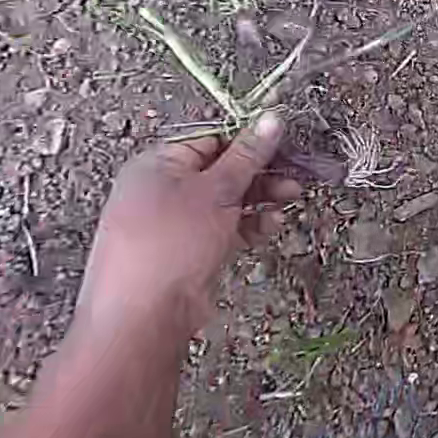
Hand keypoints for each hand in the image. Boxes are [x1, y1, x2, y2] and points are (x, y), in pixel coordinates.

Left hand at [75, 113, 299, 340]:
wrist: (144, 318)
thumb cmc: (171, 245)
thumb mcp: (217, 190)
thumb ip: (248, 154)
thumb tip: (271, 119)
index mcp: (158, 164)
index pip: (212, 138)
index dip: (249, 140)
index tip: (284, 144)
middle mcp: (164, 189)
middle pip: (223, 168)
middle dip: (261, 172)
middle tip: (294, 175)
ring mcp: (176, 221)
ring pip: (228, 198)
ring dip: (261, 198)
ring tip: (290, 199)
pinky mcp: (190, 248)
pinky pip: (225, 226)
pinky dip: (249, 224)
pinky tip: (269, 227)